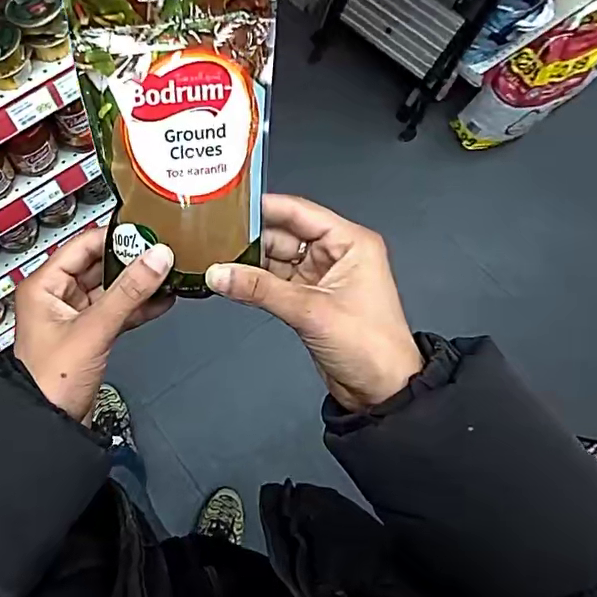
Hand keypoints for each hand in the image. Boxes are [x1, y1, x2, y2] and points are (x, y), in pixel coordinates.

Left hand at [14, 227, 175, 418]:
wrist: (47, 425)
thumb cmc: (49, 382)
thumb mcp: (93, 329)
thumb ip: (128, 293)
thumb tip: (154, 259)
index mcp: (44, 286)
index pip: (82, 245)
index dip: (114, 236)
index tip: (145, 231)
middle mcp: (57, 297)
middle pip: (99, 265)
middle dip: (131, 259)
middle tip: (162, 250)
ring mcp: (75, 316)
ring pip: (111, 289)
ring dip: (138, 283)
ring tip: (168, 271)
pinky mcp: (91, 335)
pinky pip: (117, 311)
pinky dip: (138, 306)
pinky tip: (162, 300)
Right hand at [206, 194, 421, 410]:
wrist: (382, 391)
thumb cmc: (373, 348)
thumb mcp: (310, 311)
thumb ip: (260, 289)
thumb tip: (222, 273)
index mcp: (350, 243)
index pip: (299, 212)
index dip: (265, 207)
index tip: (232, 206)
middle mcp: (335, 255)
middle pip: (282, 234)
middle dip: (250, 238)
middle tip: (215, 239)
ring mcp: (320, 277)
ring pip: (275, 259)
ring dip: (249, 262)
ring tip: (217, 261)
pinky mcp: (308, 299)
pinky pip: (274, 281)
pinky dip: (253, 282)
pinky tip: (232, 281)